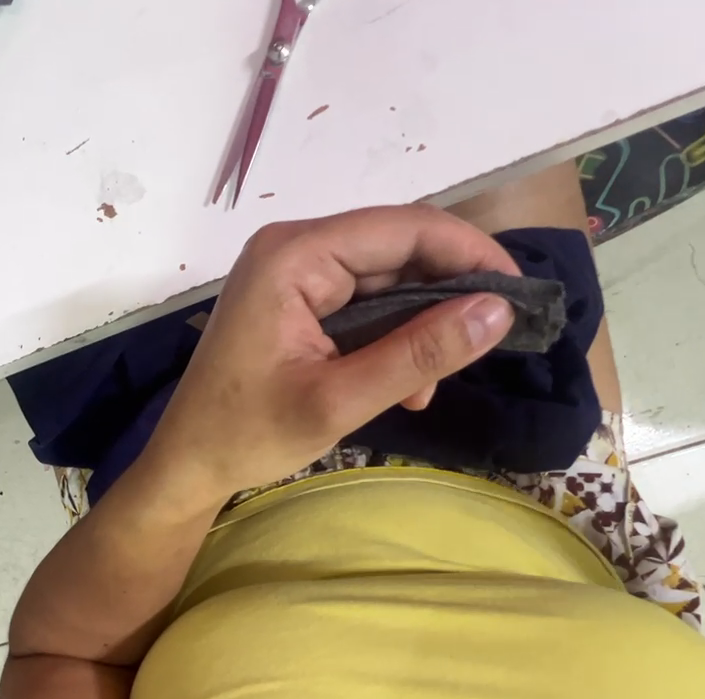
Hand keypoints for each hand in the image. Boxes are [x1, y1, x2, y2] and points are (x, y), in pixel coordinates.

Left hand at [140, 205, 518, 496]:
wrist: (188, 463)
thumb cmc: (247, 436)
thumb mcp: (337, 401)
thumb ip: (416, 355)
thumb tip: (499, 311)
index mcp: (293, 256)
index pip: (404, 228)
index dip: (470, 255)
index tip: (517, 297)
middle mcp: (291, 249)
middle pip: (396, 251)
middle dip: (442, 302)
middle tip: (476, 351)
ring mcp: (289, 274)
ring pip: (384, 281)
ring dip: (416, 330)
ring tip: (425, 387)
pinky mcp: (291, 302)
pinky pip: (360, 304)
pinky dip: (387, 339)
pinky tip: (400, 386)